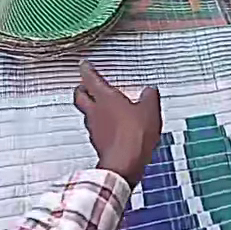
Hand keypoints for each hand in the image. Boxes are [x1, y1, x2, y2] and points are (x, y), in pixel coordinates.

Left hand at [74, 62, 161, 183]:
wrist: (125, 164)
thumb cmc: (134, 135)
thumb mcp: (150, 110)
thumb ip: (149, 96)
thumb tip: (150, 91)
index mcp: (105, 98)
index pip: (90, 78)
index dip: (86, 70)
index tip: (84, 65)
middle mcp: (95, 112)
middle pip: (79, 96)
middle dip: (81, 88)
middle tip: (84, 84)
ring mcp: (94, 129)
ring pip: (86, 113)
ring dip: (91, 107)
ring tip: (100, 106)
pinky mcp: (99, 144)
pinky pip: (95, 129)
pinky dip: (100, 125)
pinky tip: (110, 127)